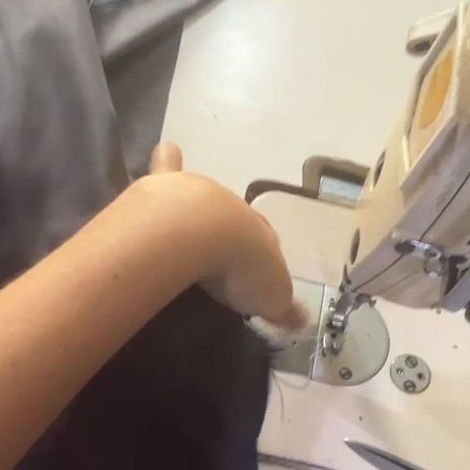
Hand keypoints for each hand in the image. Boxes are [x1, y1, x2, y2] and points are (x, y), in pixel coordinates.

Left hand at [123, 143, 307, 329]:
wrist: (207, 232)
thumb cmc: (244, 267)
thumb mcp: (271, 296)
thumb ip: (284, 308)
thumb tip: (302, 322)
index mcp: (261, 234)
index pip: (266, 241)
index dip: (261, 255)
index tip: (254, 270)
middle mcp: (234, 209)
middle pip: (236, 219)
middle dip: (231, 231)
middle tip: (221, 253)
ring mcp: (201, 196)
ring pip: (205, 196)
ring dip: (200, 208)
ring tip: (191, 226)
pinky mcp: (169, 187)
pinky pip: (169, 165)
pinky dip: (168, 159)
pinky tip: (166, 147)